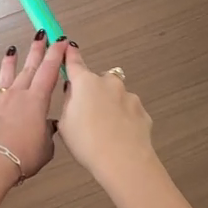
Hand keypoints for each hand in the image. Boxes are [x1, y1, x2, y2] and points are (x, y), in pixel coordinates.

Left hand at [0, 32, 66, 181]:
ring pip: (6, 75)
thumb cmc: (23, 156)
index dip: (56, 54)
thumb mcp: (46, 147)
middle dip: (37, 50)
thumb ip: (47, 133)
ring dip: (10, 62)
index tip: (61, 41)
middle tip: (41, 35)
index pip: (50, 70)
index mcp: (37, 100)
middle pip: (29, 67)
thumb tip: (47, 127)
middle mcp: (18, 94)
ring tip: (12, 50)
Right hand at [59, 45, 160, 192]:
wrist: (124, 161)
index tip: (68, 46)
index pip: (75, 62)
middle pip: (98, 80)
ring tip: (105, 130)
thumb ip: (68, 103)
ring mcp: (129, 96)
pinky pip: (128, 110)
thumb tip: (73, 93)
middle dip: (93, 91)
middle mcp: (109, 83)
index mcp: (86, 83)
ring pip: (115, 95)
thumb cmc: (87, 142)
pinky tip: (119, 136)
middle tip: (86, 114)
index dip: (70, 55)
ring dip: (110, 105)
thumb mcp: (65, 124)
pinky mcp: (142, 111)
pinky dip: (124, 118)